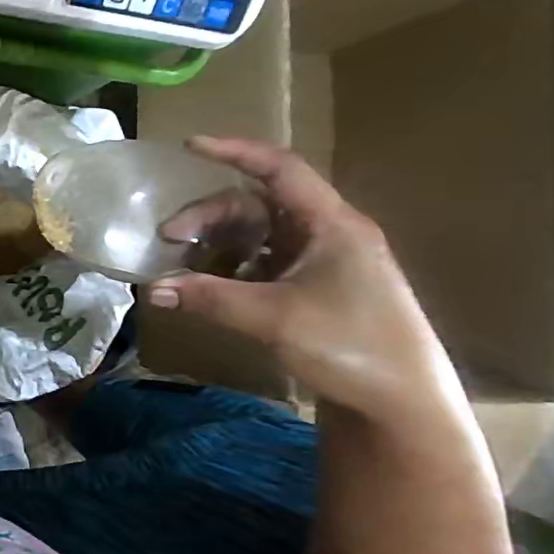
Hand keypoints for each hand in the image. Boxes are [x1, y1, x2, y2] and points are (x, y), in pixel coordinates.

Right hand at [148, 136, 464, 416]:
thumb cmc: (351, 347)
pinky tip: (209, 284)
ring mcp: (321, 262)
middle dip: (208, 215)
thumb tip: (151, 288)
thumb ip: (209, 297)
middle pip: (256, 205)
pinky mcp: (314, 288)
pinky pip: (262, 261)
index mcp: (331, 225)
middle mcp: (326, 233)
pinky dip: (230, 266)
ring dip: (216, 242)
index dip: (235, 151)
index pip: (280, 169)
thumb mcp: (273, 318)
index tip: (190, 146)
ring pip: (257, 234)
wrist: (402, 406)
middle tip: (168, 238)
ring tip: (182, 264)